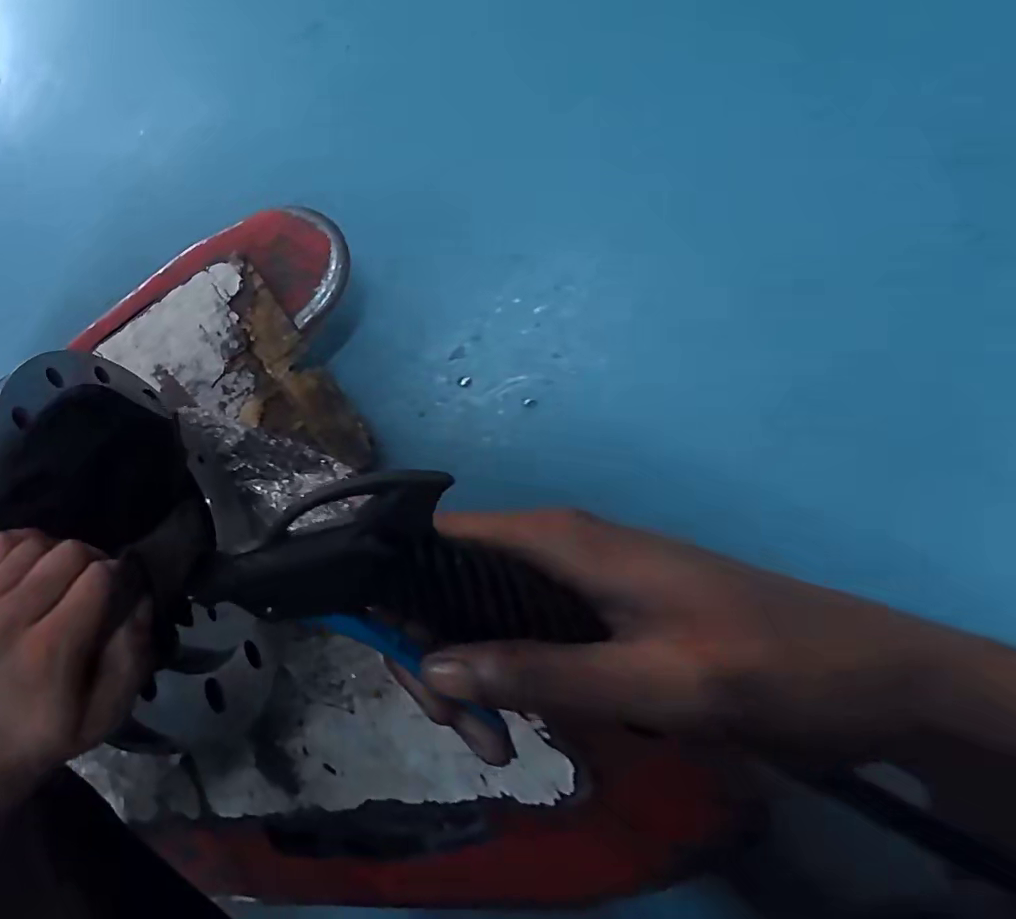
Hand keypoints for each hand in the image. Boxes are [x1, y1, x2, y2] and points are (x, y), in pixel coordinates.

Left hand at [0, 529, 154, 787]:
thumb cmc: (50, 728)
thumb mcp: (105, 713)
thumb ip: (131, 656)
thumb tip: (141, 597)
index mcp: (47, 652)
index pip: (96, 579)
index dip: (119, 577)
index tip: (123, 591)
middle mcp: (9, 617)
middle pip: (68, 552)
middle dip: (94, 561)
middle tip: (98, 585)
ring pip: (38, 541)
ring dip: (60, 552)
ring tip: (66, 577)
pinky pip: (4, 540)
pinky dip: (28, 544)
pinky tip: (37, 567)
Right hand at [395, 509, 973, 758]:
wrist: (893, 683)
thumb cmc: (775, 665)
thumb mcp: (660, 682)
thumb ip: (540, 673)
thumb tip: (431, 670)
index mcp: (545, 538)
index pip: (428, 542)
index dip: (393, 587)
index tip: (395, 653)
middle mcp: (538, 547)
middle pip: (440, 586)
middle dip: (431, 653)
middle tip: (455, 728)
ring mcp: (558, 578)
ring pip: (469, 616)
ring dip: (465, 677)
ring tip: (492, 746)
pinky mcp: (578, 609)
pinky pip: (507, 635)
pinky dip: (498, 680)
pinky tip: (517, 728)